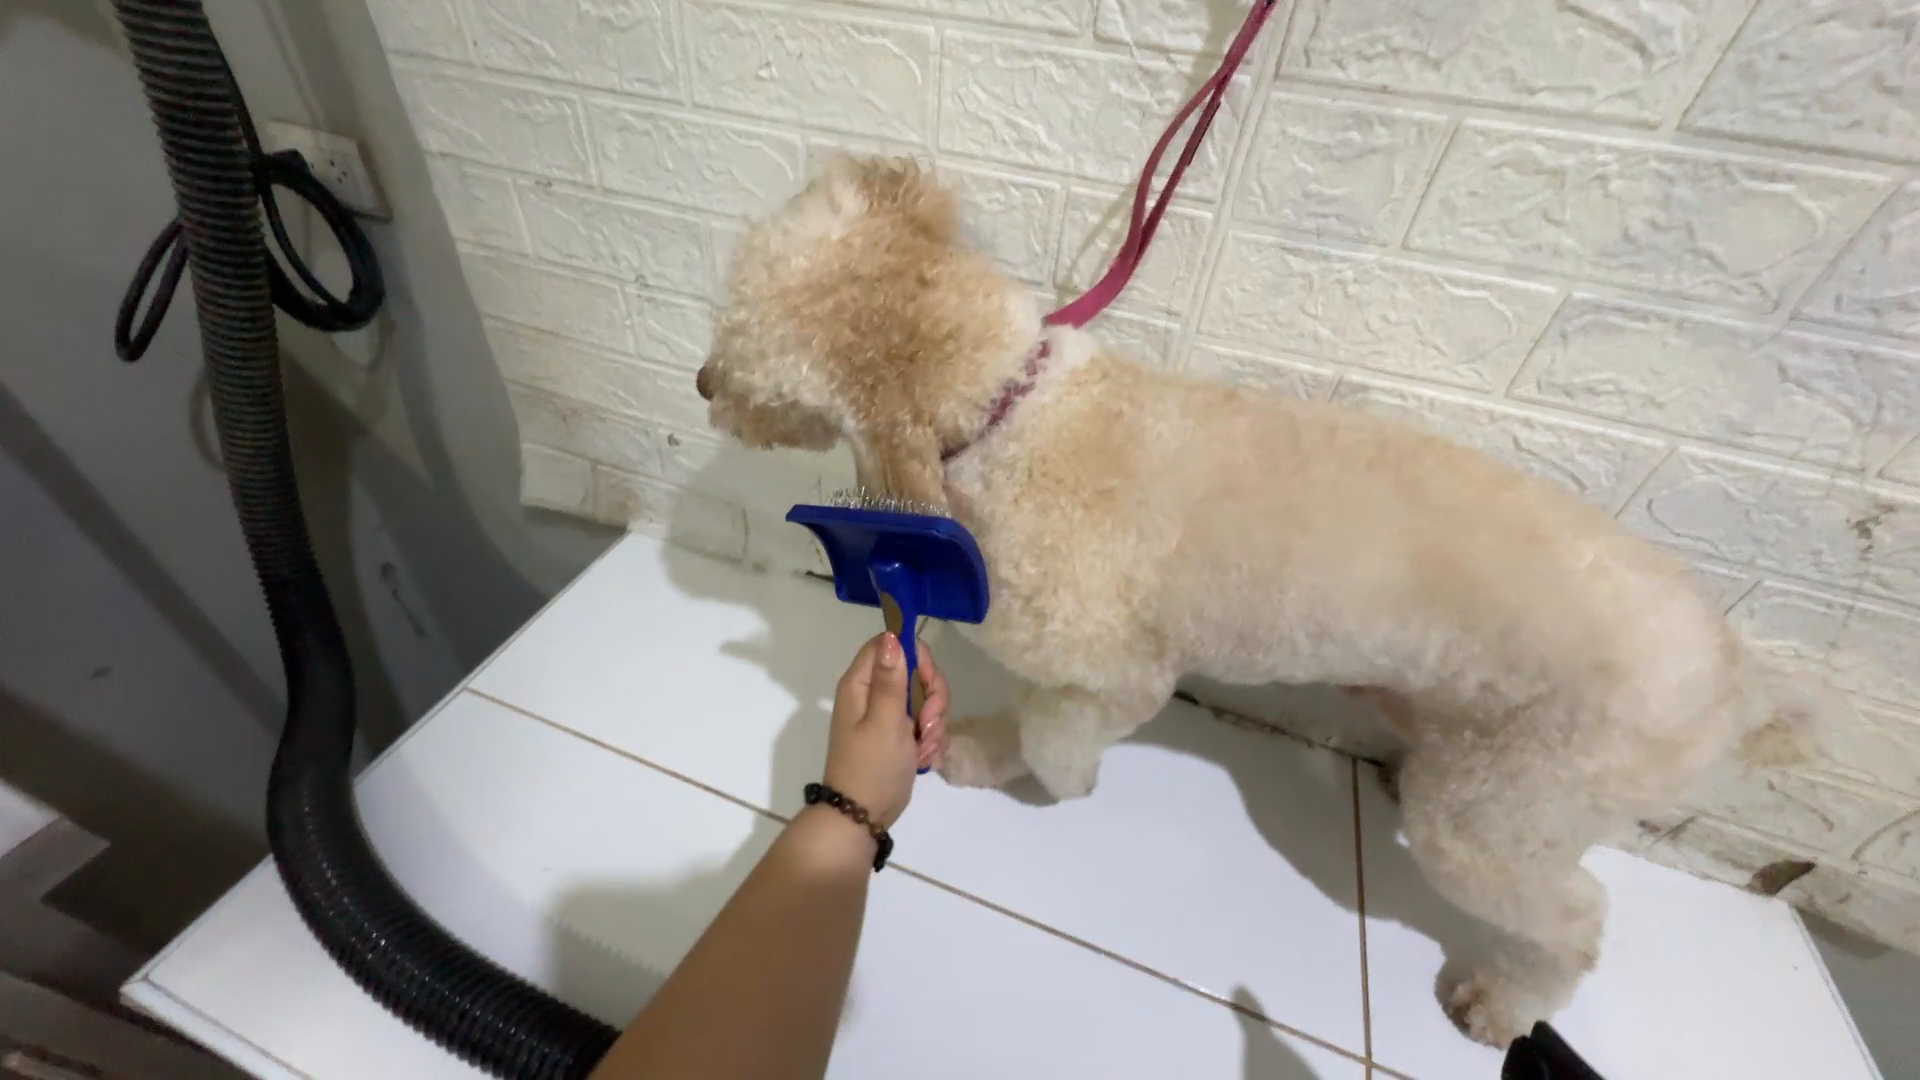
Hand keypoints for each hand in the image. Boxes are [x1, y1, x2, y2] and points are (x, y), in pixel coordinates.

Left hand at [822, 634, 949, 828]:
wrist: (863, 817)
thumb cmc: (871, 766)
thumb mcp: (884, 720)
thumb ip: (891, 678)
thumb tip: (892, 635)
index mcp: (862, 684)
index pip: (890, 644)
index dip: (915, 655)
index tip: (927, 679)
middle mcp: (874, 694)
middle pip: (915, 671)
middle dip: (932, 696)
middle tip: (927, 721)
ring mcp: (888, 715)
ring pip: (925, 698)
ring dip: (934, 721)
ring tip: (923, 746)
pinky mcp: (901, 734)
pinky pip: (926, 722)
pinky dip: (931, 738)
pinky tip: (924, 757)